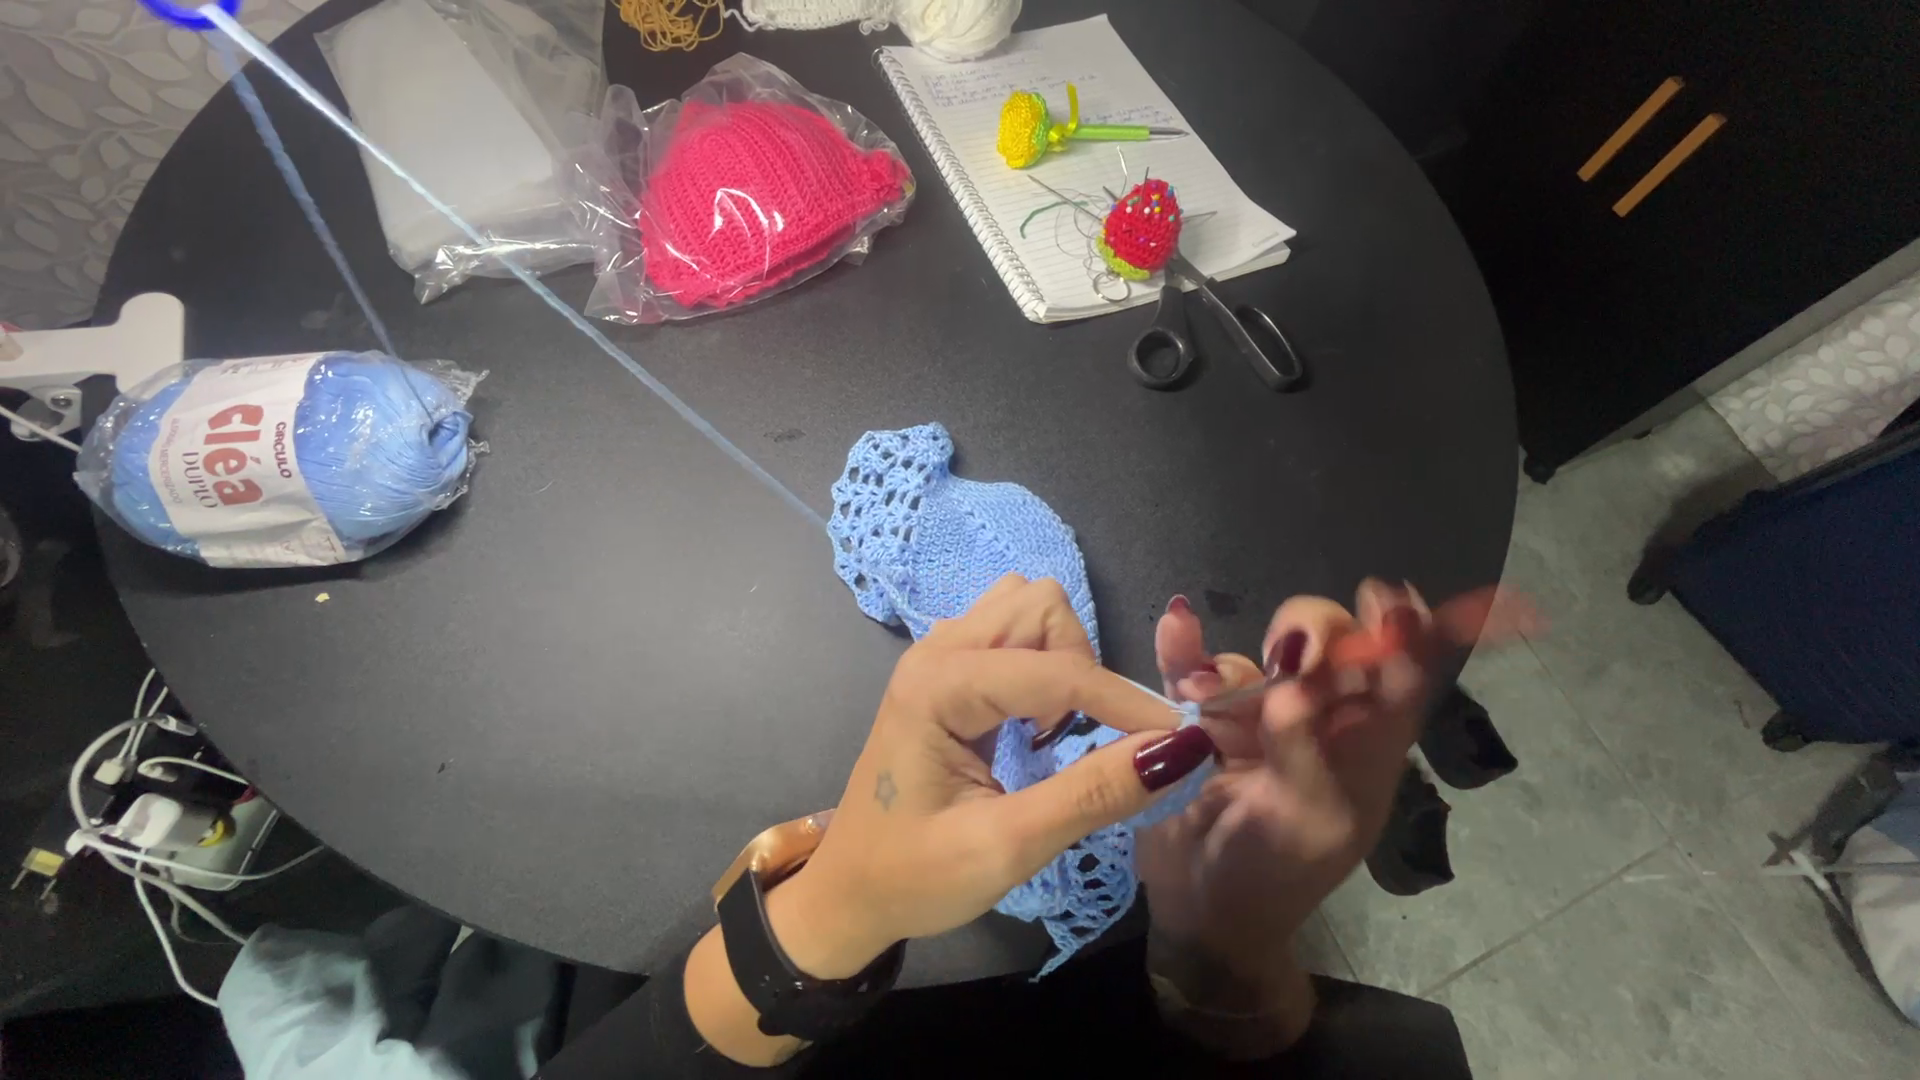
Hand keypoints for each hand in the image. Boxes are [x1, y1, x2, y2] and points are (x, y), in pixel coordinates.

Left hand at [765, 574, 1218, 979]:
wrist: (850, 889)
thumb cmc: (915, 876)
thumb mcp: (1006, 847)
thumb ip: (1092, 794)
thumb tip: (1178, 750)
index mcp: (939, 685)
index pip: (1057, 670)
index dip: (1125, 703)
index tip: (1179, 742)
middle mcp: (937, 650)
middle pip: (1040, 605)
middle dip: (1081, 665)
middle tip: (1076, 739)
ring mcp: (937, 652)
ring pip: (1027, 607)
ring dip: (1061, 658)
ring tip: (1051, 729)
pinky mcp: (946, 667)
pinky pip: (1011, 630)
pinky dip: (1042, 662)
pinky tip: (1031, 719)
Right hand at [1136, 580, 1442, 1050]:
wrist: (1198, 906)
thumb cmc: (1270, 874)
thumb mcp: (1305, 824)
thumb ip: (1304, 753)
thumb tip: (1290, 687)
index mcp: (1363, 749)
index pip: (1398, 677)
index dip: (1403, 632)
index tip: (1389, 596)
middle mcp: (1316, 721)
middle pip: (1329, 648)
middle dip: (1313, 638)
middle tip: (1287, 658)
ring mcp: (1255, 716)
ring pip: (1260, 657)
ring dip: (1237, 664)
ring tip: (1199, 694)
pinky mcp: (1201, 717)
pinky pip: (1194, 669)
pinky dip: (1184, 646)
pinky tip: (1177, 623)